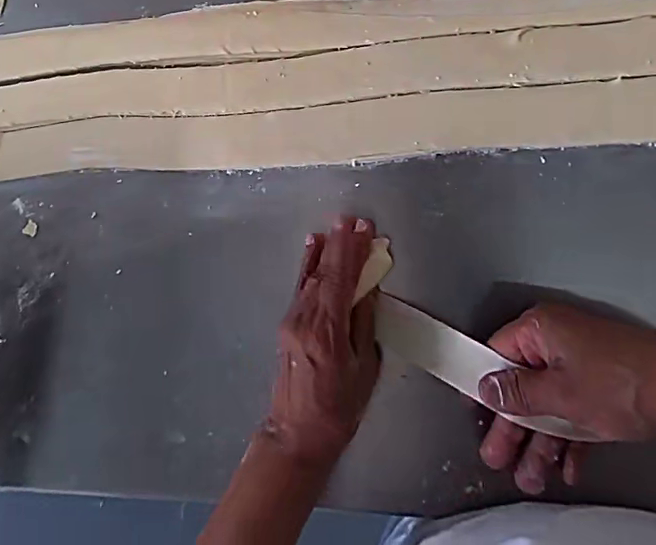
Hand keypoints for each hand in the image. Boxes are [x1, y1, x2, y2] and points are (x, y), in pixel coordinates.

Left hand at [259, 216, 381, 468]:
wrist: (295, 435)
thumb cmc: (338, 409)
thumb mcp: (364, 369)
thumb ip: (364, 323)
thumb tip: (369, 287)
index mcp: (328, 331)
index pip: (343, 279)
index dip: (354, 251)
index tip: (365, 229)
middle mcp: (305, 319)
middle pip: (326, 272)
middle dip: (342, 243)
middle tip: (356, 220)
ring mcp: (292, 319)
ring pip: (312, 275)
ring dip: (327, 249)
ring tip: (339, 227)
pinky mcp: (286, 323)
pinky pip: (302, 286)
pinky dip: (310, 264)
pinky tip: (314, 247)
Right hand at [476, 302, 655, 494]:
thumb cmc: (629, 383)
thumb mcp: (560, 396)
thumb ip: (518, 394)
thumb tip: (491, 387)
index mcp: (542, 327)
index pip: (497, 353)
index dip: (484, 388)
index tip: (476, 414)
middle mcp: (560, 337)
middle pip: (522, 381)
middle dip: (512, 426)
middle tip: (499, 453)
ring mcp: (583, 359)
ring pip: (549, 401)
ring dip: (540, 441)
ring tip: (532, 473)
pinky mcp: (604, 381)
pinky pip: (574, 408)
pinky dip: (567, 436)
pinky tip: (565, 465)